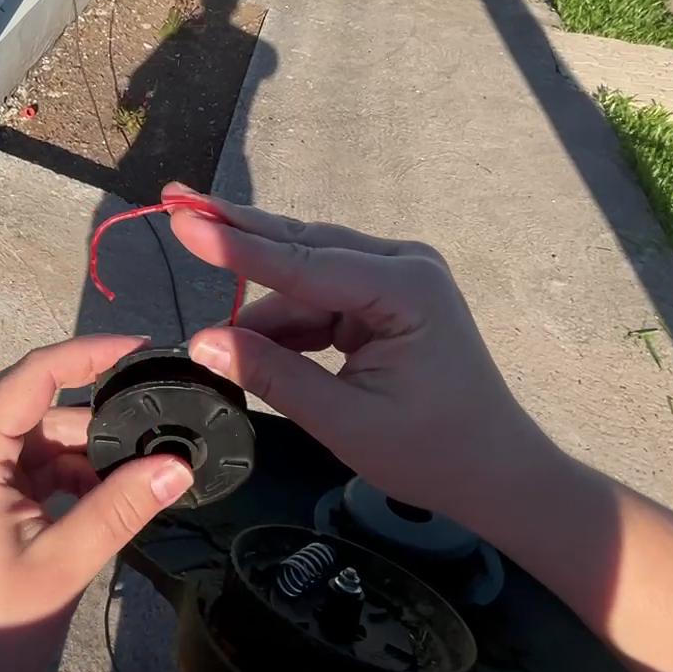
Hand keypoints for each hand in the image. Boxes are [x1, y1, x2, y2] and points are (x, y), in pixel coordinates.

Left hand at [0, 335, 193, 671]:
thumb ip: (119, 509)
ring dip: (82, 443)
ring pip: (35, 427)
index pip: (34, 373)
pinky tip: (102, 489)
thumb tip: (177, 467)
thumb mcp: (60, 564)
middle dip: (94, 399)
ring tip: (135, 461)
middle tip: (150, 398)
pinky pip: (27, 455)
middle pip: (36, 395)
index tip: (139, 346)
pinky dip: (65, 466)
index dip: (88, 352)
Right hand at [163, 184, 555, 524]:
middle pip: (298, 244)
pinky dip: (281, 321)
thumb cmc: (434, 454)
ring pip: (298, 276)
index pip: (301, 262)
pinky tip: (253, 345)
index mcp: (404, 287)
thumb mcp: (345, 423)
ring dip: (257, 307)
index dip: (234, 245)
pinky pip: (312, 296)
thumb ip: (272, 375)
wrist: (498, 473)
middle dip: (233, 229)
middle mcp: (399, 262)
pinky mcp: (377, 292)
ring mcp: (390, 272)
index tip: (181, 219)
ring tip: (216, 342)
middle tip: (174, 198)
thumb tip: (200, 342)